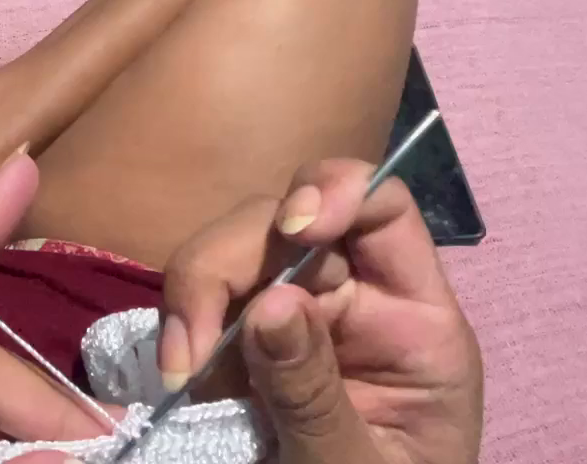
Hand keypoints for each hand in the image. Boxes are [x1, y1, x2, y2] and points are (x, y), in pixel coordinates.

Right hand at [158, 160, 482, 463]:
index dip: (337, 190)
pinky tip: (177, 372)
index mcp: (409, 316)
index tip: (295, 228)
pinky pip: (200, 294)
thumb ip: (317, 398)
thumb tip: (269, 304)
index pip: (382, 209)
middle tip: (194, 346)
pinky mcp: (235, 329)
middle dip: (228, 262)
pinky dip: (180, 320)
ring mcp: (285, 306)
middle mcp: (345, 292)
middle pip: (278, 219)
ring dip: (193, 292)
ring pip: (229, 248)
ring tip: (180, 373)